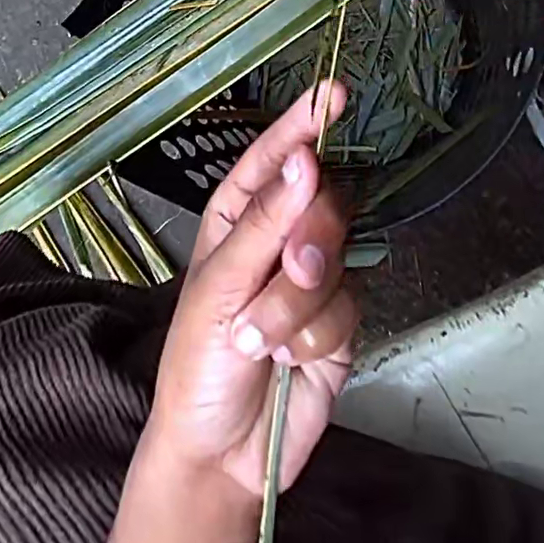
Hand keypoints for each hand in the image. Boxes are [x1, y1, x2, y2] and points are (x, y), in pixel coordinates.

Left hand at [112, 83, 356, 542]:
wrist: (223, 449)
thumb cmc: (196, 359)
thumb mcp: (218, 288)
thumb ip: (264, 225)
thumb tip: (304, 161)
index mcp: (238, 214)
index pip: (275, 157)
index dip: (303, 123)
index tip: (332, 93)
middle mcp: (279, 235)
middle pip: (322, 202)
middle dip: (310, 238)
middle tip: (292, 269)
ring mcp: (312, 275)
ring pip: (337, 258)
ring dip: (299, 305)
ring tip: (263, 337)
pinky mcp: (338, 316)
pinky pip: (347, 306)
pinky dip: (315, 336)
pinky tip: (289, 357)